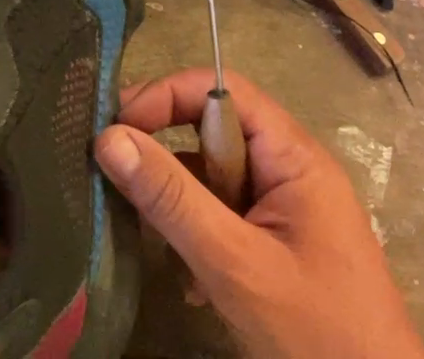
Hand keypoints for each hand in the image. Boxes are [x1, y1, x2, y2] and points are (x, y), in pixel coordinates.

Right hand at [94, 69, 423, 358]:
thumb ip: (171, 197)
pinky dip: (192, 235)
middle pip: (210, 131)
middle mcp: (288, 171)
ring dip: (175, 201)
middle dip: (162, 152)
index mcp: (293, 157)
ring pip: (209, 175)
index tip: (114, 128)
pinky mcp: (273, 244)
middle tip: (110, 175)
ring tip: (141, 230)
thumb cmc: (316, 332)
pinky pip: (219, 214)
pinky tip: (185, 277)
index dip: (165, 96)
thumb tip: (107, 136)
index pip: (221, 91)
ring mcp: (282, 209)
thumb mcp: (234, 262)